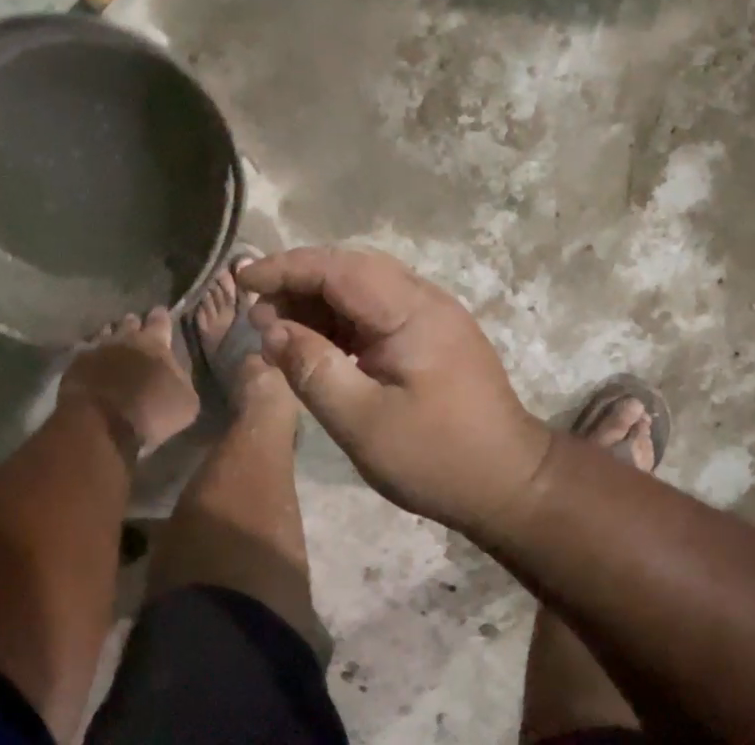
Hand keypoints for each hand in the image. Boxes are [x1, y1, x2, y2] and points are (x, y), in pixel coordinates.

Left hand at [59, 308, 199, 456]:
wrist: (101, 424)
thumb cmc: (150, 412)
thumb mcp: (185, 402)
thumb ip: (183, 380)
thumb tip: (177, 372)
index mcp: (155, 343)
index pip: (160, 319)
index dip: (161, 317)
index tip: (160, 315)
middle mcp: (125, 338)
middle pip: (130, 322)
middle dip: (134, 325)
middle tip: (136, 333)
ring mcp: (97, 348)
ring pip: (104, 332)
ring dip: (110, 337)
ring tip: (112, 347)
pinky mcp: (75, 363)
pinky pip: (83, 350)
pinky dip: (89, 355)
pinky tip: (90, 364)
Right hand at [240, 247, 551, 531]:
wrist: (513, 486)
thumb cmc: (437, 457)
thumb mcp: (363, 422)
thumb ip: (313, 369)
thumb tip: (272, 331)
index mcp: (411, 311)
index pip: (337, 269)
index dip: (285, 268)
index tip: (242, 280)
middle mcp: (423, 299)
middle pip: (348, 269)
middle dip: (296, 282)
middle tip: (256, 314)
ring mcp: (430, 316)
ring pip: (360, 287)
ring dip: (315, 301)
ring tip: (275, 330)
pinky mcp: (429, 336)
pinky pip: (373, 311)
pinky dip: (336, 320)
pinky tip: (313, 344)